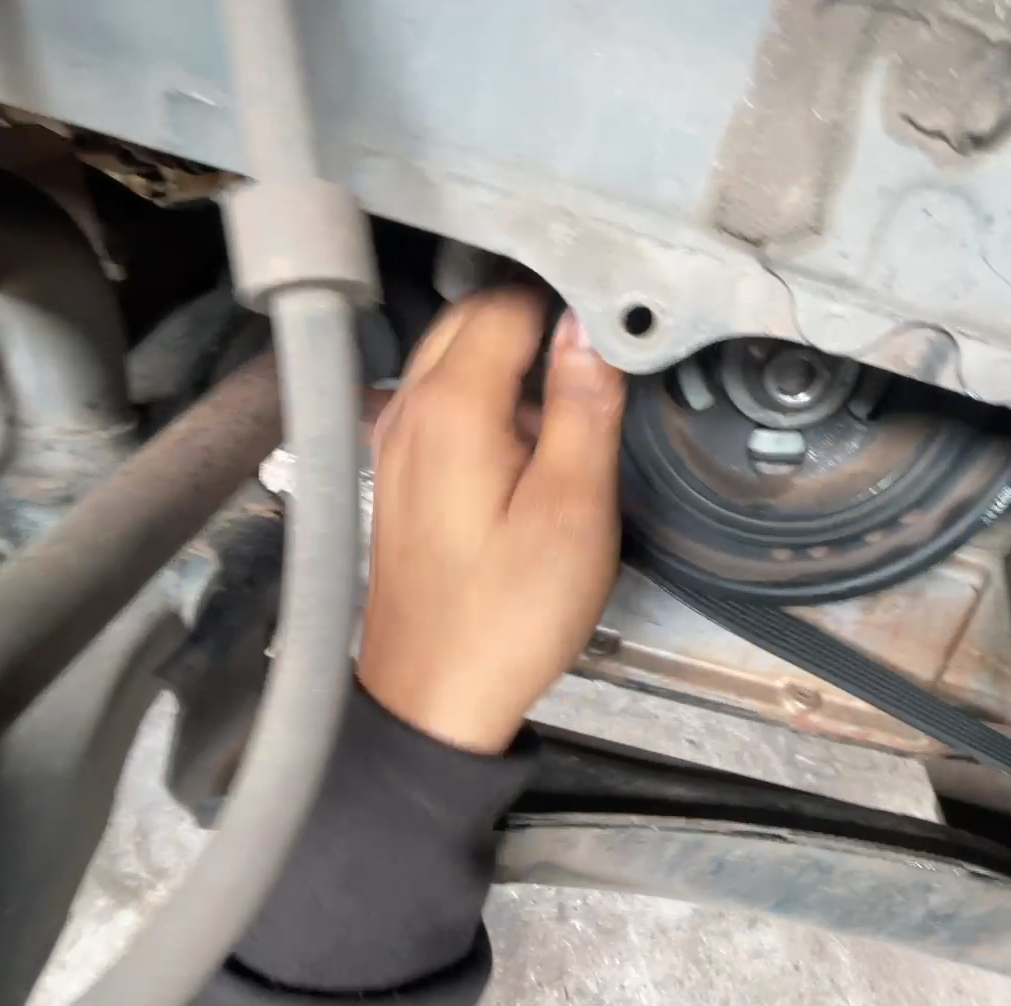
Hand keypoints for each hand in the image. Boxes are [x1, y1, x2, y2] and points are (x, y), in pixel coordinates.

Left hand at [358, 292, 625, 752]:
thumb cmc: (506, 615)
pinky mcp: (404, 476)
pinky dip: (489, 403)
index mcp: (453, 409)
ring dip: (514, 365)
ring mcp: (398, 444)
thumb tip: (590, 332)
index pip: (511, 306)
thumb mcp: (572, 509)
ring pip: (457, 361)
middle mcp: (411, 413)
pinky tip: (524, 453)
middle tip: (597, 365)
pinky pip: (445, 408)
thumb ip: (583, 409)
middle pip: (476, 322)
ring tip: (569, 413)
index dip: (568, 305)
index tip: (612, 332)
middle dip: (539, 323)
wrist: (437, 695)